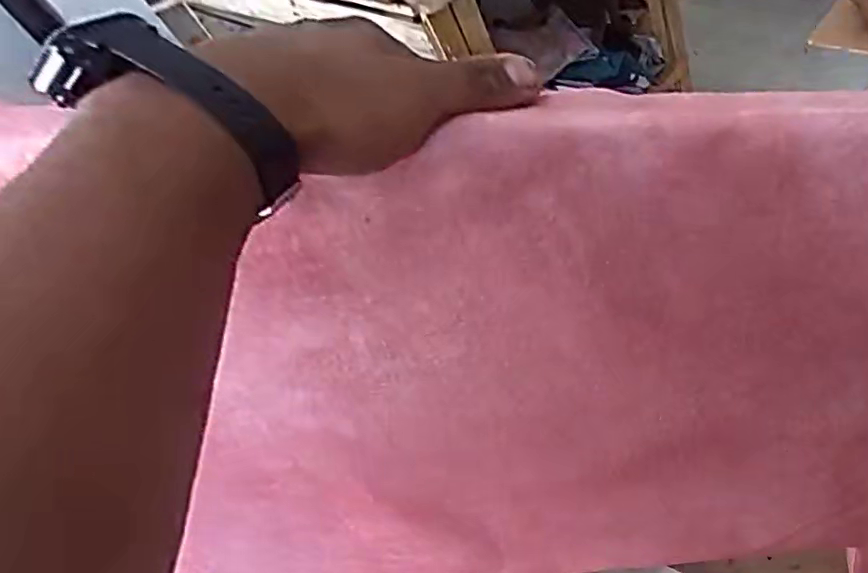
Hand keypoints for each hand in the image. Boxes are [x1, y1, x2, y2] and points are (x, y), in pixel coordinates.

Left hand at [191, 19, 541, 174]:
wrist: (244, 112)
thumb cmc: (343, 105)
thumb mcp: (426, 97)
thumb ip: (475, 86)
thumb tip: (530, 70)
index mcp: (370, 39)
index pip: (418, 66)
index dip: (438, 97)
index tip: (447, 128)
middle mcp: (325, 37)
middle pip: (376, 75)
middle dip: (394, 105)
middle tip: (412, 144)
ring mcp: (285, 57)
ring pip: (337, 86)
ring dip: (353, 113)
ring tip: (366, 147)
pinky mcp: (254, 84)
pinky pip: (302, 102)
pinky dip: (317, 120)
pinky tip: (323, 140)